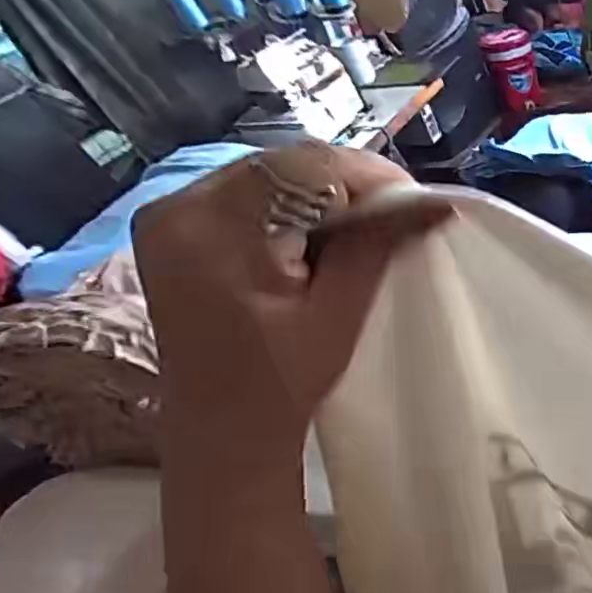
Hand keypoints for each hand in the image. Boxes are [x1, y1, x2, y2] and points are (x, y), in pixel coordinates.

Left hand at [131, 144, 453, 454]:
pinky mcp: (172, 225)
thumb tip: (424, 203)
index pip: (301, 169)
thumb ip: (372, 250)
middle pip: (279, 164)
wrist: (222, 428)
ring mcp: (167, 213)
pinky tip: (320, 231)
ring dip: (320, 192)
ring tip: (365, 223)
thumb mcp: (336, 318)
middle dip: (346, 182)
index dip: (366, 175)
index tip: (414, 199)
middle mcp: (177, 206)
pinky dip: (290, 205)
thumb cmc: (281, 386)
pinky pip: (245, 194)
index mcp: (213, 233)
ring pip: (265, 174)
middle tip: (396, 212)